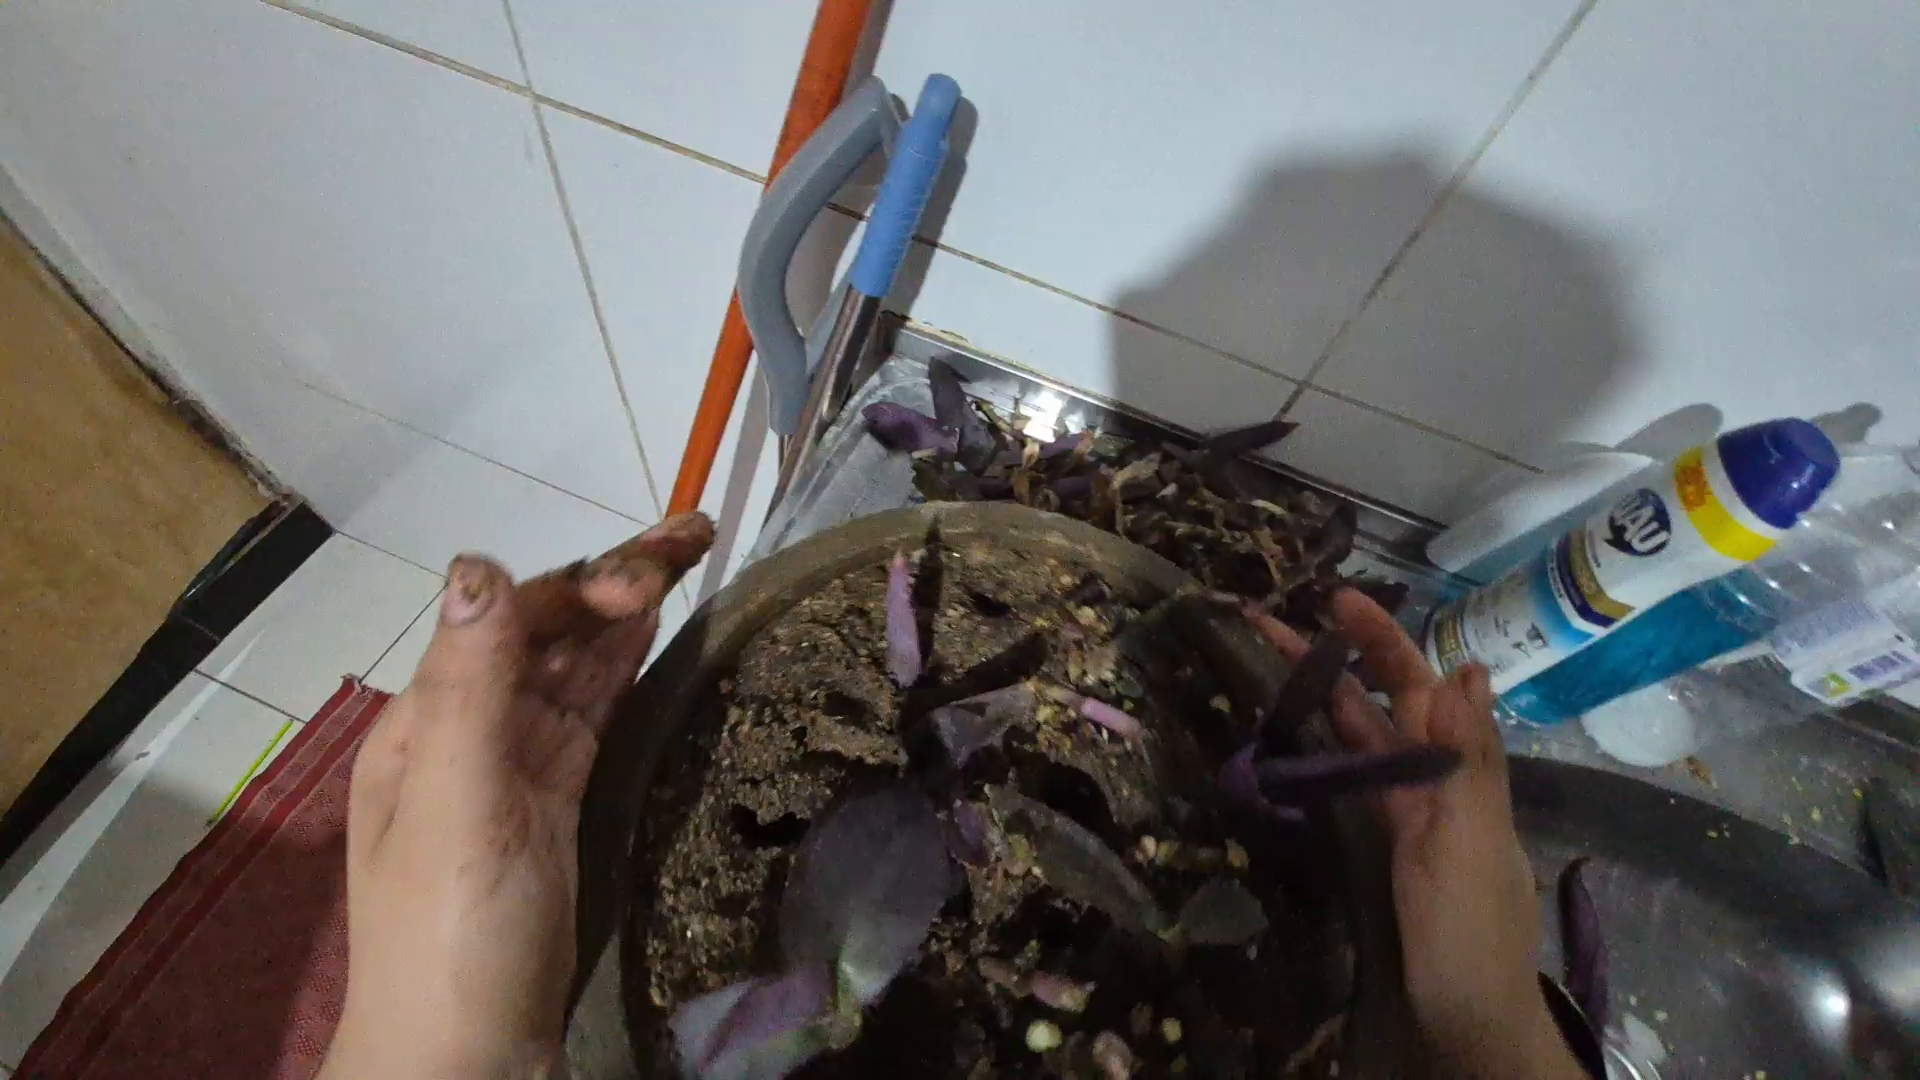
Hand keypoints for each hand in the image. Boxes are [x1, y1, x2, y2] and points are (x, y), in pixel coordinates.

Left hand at [319, 515, 713, 1079]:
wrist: (470, 1048)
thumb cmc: (451, 926)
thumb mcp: (455, 802)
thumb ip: (471, 684)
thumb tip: (477, 564)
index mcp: (434, 713)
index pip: (516, 618)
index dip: (582, 586)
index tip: (655, 576)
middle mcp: (476, 719)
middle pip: (556, 628)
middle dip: (620, 576)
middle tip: (695, 533)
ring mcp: (522, 753)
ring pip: (583, 659)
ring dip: (632, 607)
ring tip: (688, 557)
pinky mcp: (561, 783)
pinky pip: (596, 703)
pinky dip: (626, 660)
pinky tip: (655, 628)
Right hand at [1246, 589, 1584, 1078]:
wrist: (1462, 1012)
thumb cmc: (1469, 930)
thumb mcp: (1473, 843)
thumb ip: (1467, 762)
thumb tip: (1466, 670)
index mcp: (1455, 767)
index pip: (1417, 684)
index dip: (1379, 639)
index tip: (1336, 599)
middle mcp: (1424, 771)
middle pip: (1374, 697)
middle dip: (1330, 651)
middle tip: (1270, 617)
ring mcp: (1394, 798)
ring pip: (1349, 728)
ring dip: (1313, 689)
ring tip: (1263, 654)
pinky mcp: (1369, 826)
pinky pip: (1338, 768)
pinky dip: (1310, 738)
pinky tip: (1282, 722)